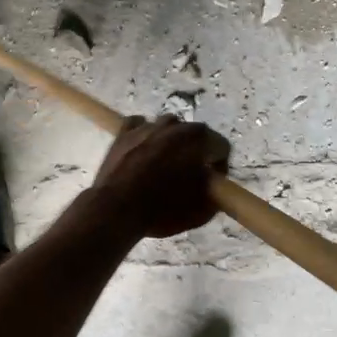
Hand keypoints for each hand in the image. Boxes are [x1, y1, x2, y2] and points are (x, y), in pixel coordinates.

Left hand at [91, 115, 227, 239]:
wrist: (116, 209)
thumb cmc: (162, 211)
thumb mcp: (200, 211)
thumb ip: (216, 193)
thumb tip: (214, 184)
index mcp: (200, 140)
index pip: (220, 148)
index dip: (218, 167)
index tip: (210, 183)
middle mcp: (176, 126)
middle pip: (193, 136)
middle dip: (193, 153)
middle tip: (185, 177)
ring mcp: (148, 126)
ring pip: (166, 129)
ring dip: (168, 144)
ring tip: (160, 166)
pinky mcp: (124, 132)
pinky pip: (139, 125)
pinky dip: (143, 135)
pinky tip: (141, 150)